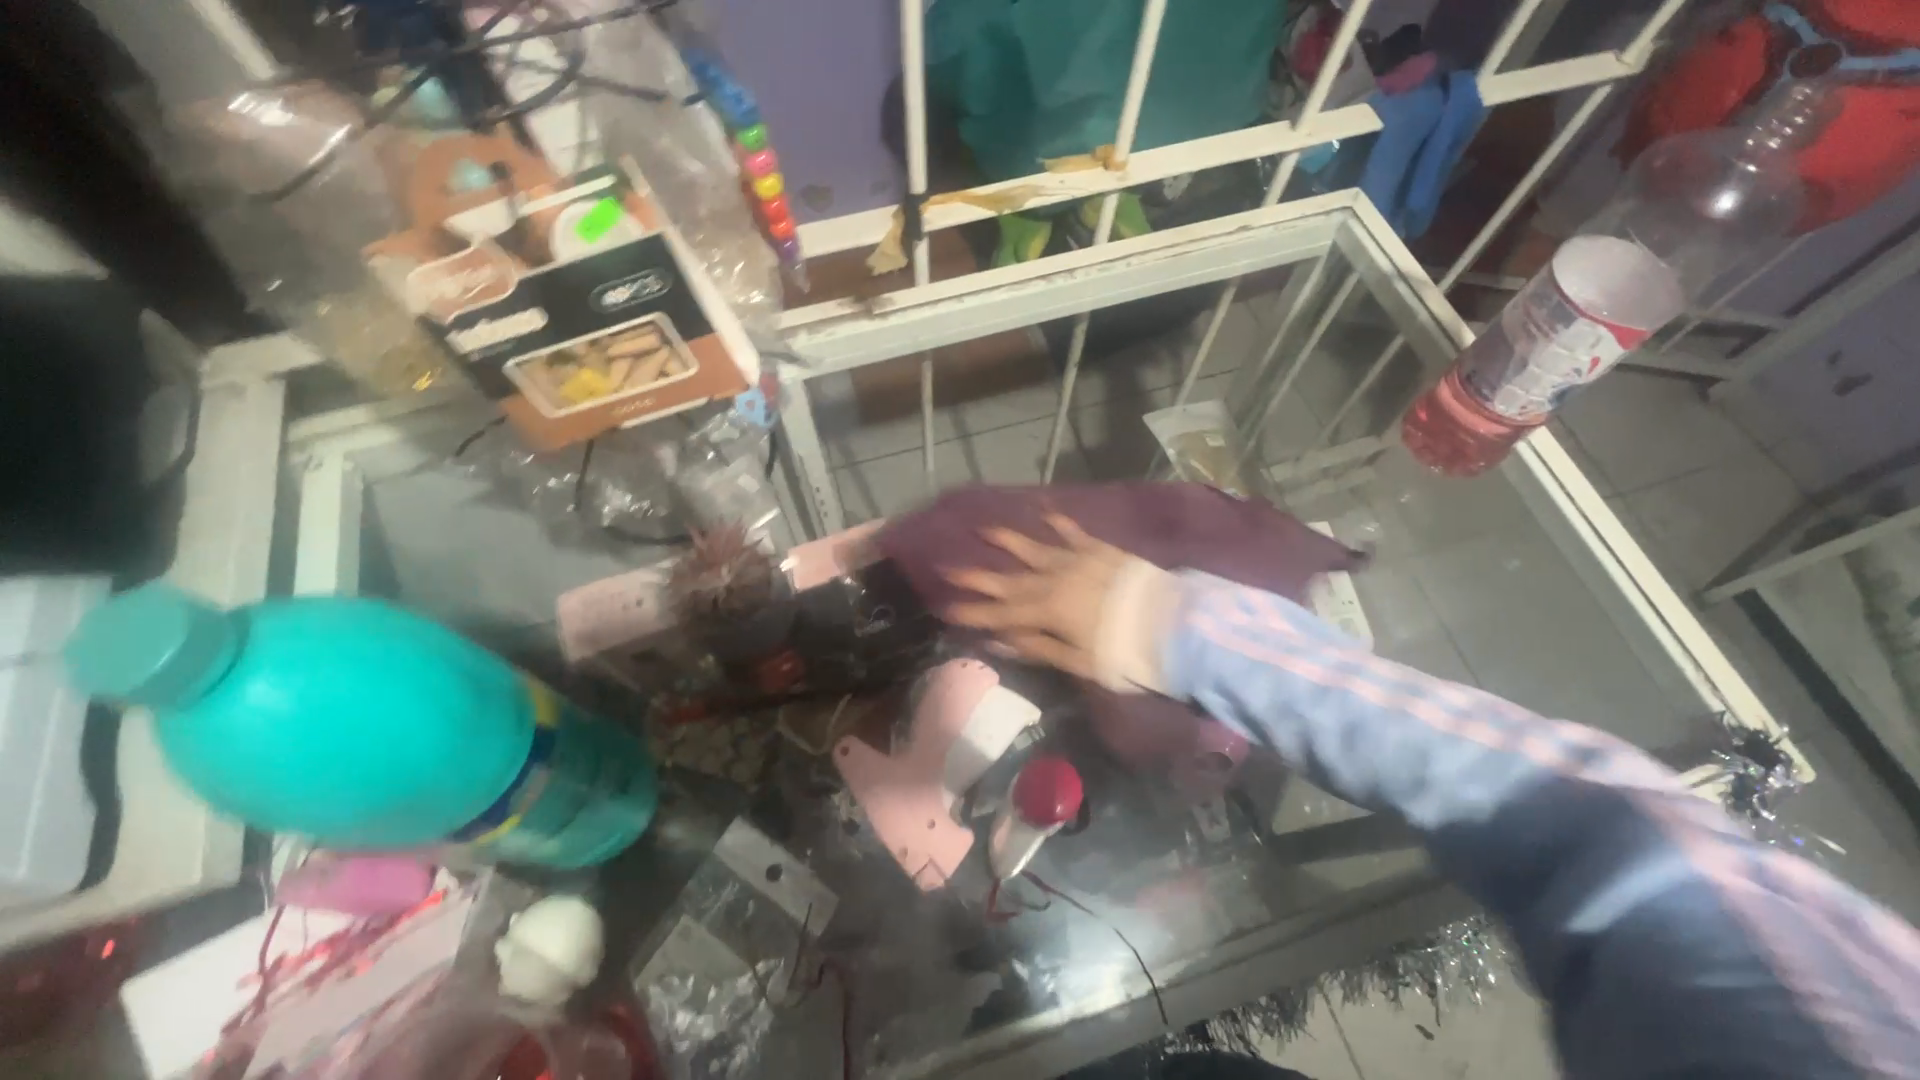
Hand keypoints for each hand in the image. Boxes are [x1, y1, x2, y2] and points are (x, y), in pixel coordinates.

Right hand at [942, 513, 1134, 679]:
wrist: (1170, 622)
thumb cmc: (1124, 650)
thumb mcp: (1078, 660)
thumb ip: (1038, 648)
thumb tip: (998, 640)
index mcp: (1046, 611)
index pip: (999, 614)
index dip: (971, 612)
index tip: (943, 608)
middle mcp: (1053, 580)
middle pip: (1008, 579)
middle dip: (975, 575)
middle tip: (946, 566)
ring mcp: (1075, 560)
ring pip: (1033, 548)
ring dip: (1007, 539)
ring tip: (983, 528)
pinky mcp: (1097, 549)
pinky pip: (1072, 532)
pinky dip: (1058, 521)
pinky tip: (1044, 510)